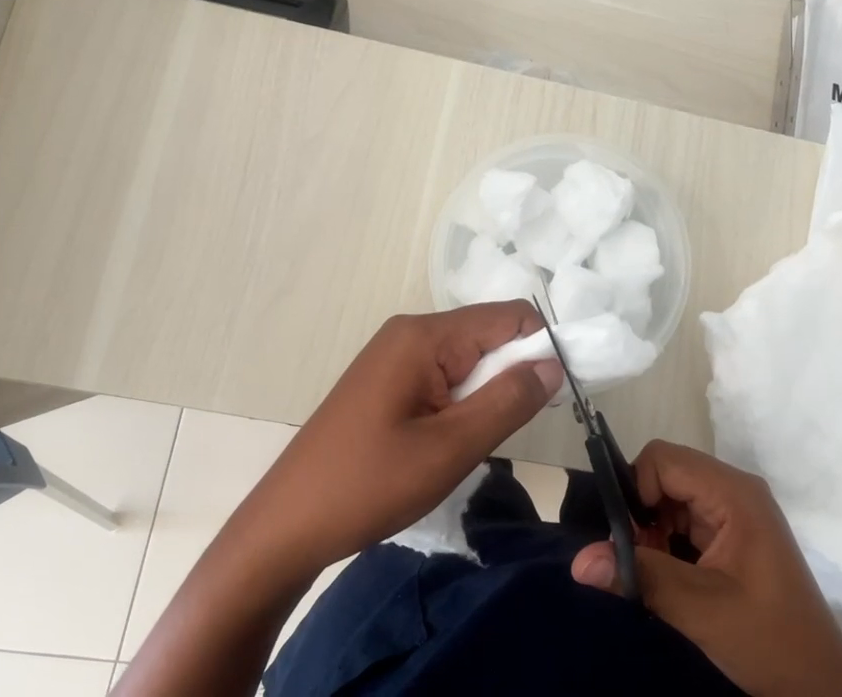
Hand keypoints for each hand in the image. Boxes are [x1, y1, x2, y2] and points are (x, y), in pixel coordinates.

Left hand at [243, 301, 563, 580]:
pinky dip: (460, 404)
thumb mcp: (451, 448)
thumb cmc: (369, 485)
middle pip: (489, 334)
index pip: (510, 316)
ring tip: (466, 444)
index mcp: (424, 337)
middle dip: (510, 377)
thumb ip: (509, 401)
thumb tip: (554, 363)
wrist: (287, 526)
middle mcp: (410, 333)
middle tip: (496, 433)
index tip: (548, 399)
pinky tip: (444, 443)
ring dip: (484, 396)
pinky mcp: (386, 381)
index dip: (540, 349)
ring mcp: (394, 356)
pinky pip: (444, 376)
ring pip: (469, 359)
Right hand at [570, 441, 841, 696]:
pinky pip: (684, 522)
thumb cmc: (767, 638)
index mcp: (735, 493)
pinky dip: (665, 545)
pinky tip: (665, 578)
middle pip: (667, 476)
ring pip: (671, 501)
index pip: (665, 459)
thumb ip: (641, 575)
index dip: (636, 488)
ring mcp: (735, 515)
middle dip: (640, 513)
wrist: (816, 685)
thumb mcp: (700, 608)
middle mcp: (734, 492)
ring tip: (648, 574)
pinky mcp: (731, 538)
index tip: (627, 537)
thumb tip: (580, 560)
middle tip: (634, 560)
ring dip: (651, 532)